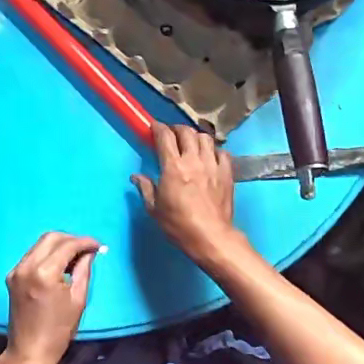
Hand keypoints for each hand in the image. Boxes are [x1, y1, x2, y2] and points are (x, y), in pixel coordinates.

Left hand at [3, 231, 99, 363]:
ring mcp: (16, 270)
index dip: (85, 242)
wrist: (30, 351)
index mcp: (44, 272)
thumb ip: (84, 270)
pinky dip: (47, 254)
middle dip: (71, 239)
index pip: (66, 245)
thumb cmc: (58, 330)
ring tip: (76, 257)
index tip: (98, 246)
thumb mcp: (78, 299)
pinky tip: (60, 265)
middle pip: (50, 237)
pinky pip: (32, 255)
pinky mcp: (12, 276)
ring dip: (59, 245)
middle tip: (87, 249)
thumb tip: (90, 252)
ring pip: (39, 244)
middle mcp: (26, 265)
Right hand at [132, 123, 241, 262]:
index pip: (165, 136)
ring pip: (205, 138)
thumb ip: (145, 188)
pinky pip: (222, 152)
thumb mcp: (154, 209)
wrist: (210, 236)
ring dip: (195, 137)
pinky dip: (214, 150)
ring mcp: (213, 165)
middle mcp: (194, 160)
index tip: (153, 127)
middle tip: (171, 135)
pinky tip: (209, 156)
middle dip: (176, 129)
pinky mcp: (227, 173)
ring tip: (190, 143)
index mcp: (173, 167)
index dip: (158, 128)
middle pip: (186, 132)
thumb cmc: (178, 224)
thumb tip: (136, 176)